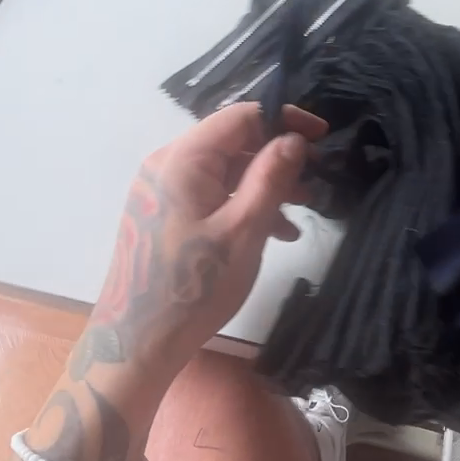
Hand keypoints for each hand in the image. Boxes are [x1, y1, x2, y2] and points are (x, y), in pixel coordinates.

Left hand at [70, 103, 326, 397]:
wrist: (136, 344)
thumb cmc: (194, 286)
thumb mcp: (244, 230)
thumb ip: (271, 177)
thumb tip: (294, 138)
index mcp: (183, 159)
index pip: (241, 116)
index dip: (285, 119)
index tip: (323, 136)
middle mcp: (168, 165)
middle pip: (234, 141)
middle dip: (279, 156)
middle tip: (316, 179)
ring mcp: (164, 190)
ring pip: (227, 170)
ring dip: (267, 183)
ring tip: (302, 211)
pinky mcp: (166, 214)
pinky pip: (214, 193)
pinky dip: (246, 203)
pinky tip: (275, 232)